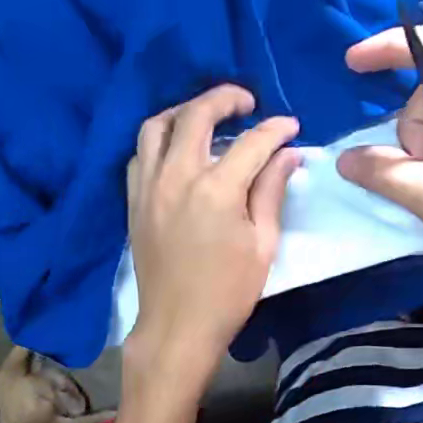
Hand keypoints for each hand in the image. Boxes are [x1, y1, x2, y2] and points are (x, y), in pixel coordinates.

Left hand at [126, 85, 299, 381]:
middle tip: (246, 103)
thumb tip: (288, 153)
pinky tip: (176, 150)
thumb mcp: (263, 243)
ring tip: (205, 118)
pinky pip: (138, 156)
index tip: (290, 128)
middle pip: (195, 115)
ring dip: (182, 112)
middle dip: (224, 98)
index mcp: (215, 189)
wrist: (176, 324)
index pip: (251, 141)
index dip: (276, 128)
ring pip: (155, 127)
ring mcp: (147, 188)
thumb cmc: (227, 291)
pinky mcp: (132, 202)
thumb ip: (272, 191)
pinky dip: (157, 142)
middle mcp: (175, 177)